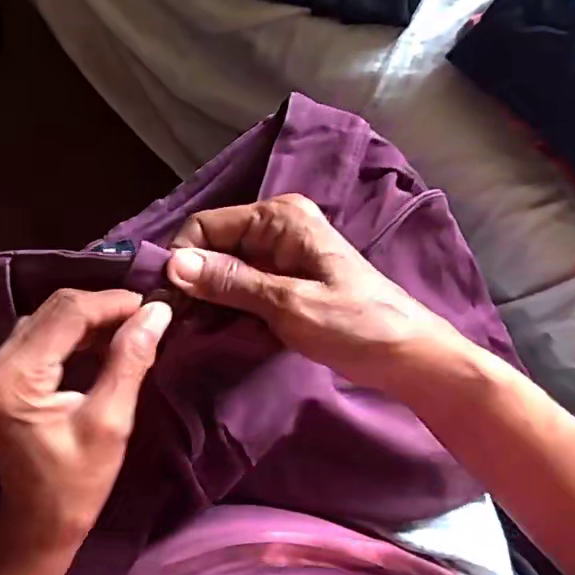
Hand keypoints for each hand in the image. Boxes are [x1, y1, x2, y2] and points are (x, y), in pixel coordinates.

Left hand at [0, 288, 171, 560]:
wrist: (37, 522)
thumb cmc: (76, 483)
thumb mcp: (110, 422)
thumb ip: (129, 361)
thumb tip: (156, 312)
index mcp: (15, 376)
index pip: (68, 313)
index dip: (113, 303)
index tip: (153, 306)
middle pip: (55, 309)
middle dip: (103, 307)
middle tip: (146, 316)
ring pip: (48, 317)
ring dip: (90, 317)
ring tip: (130, 327)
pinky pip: (40, 334)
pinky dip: (74, 331)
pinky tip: (103, 339)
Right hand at [166, 194, 461, 393]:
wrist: (407, 356)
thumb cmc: (355, 325)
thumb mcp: (288, 304)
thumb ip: (230, 282)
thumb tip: (172, 264)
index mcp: (279, 218)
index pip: (206, 225)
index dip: (182, 260)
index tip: (167, 302)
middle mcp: (274, 228)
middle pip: (212, 248)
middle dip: (193, 285)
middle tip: (178, 326)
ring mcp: (279, 256)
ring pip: (222, 272)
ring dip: (208, 302)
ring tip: (197, 334)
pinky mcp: (283, 283)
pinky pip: (240, 290)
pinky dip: (228, 311)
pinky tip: (221, 334)